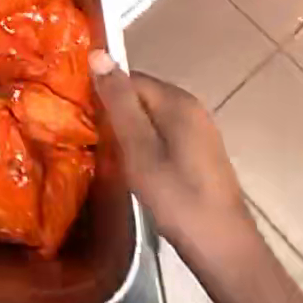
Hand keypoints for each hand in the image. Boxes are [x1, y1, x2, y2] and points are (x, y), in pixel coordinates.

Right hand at [91, 51, 261, 265]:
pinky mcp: (200, 152)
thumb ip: (119, 102)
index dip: (103, 92)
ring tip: (104, 153)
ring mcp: (199, 131)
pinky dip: (144, 145)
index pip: (130, 78)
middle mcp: (191, 107)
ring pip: (150, 117)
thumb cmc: (177, 197)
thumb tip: (98, 53)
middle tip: (87, 136)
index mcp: (177, 101)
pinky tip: (132, 168)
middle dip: (114, 112)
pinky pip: (162, 135)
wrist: (223, 249)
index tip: (79, 114)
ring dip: (127, 131)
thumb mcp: (139, 149)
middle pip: (141, 96)